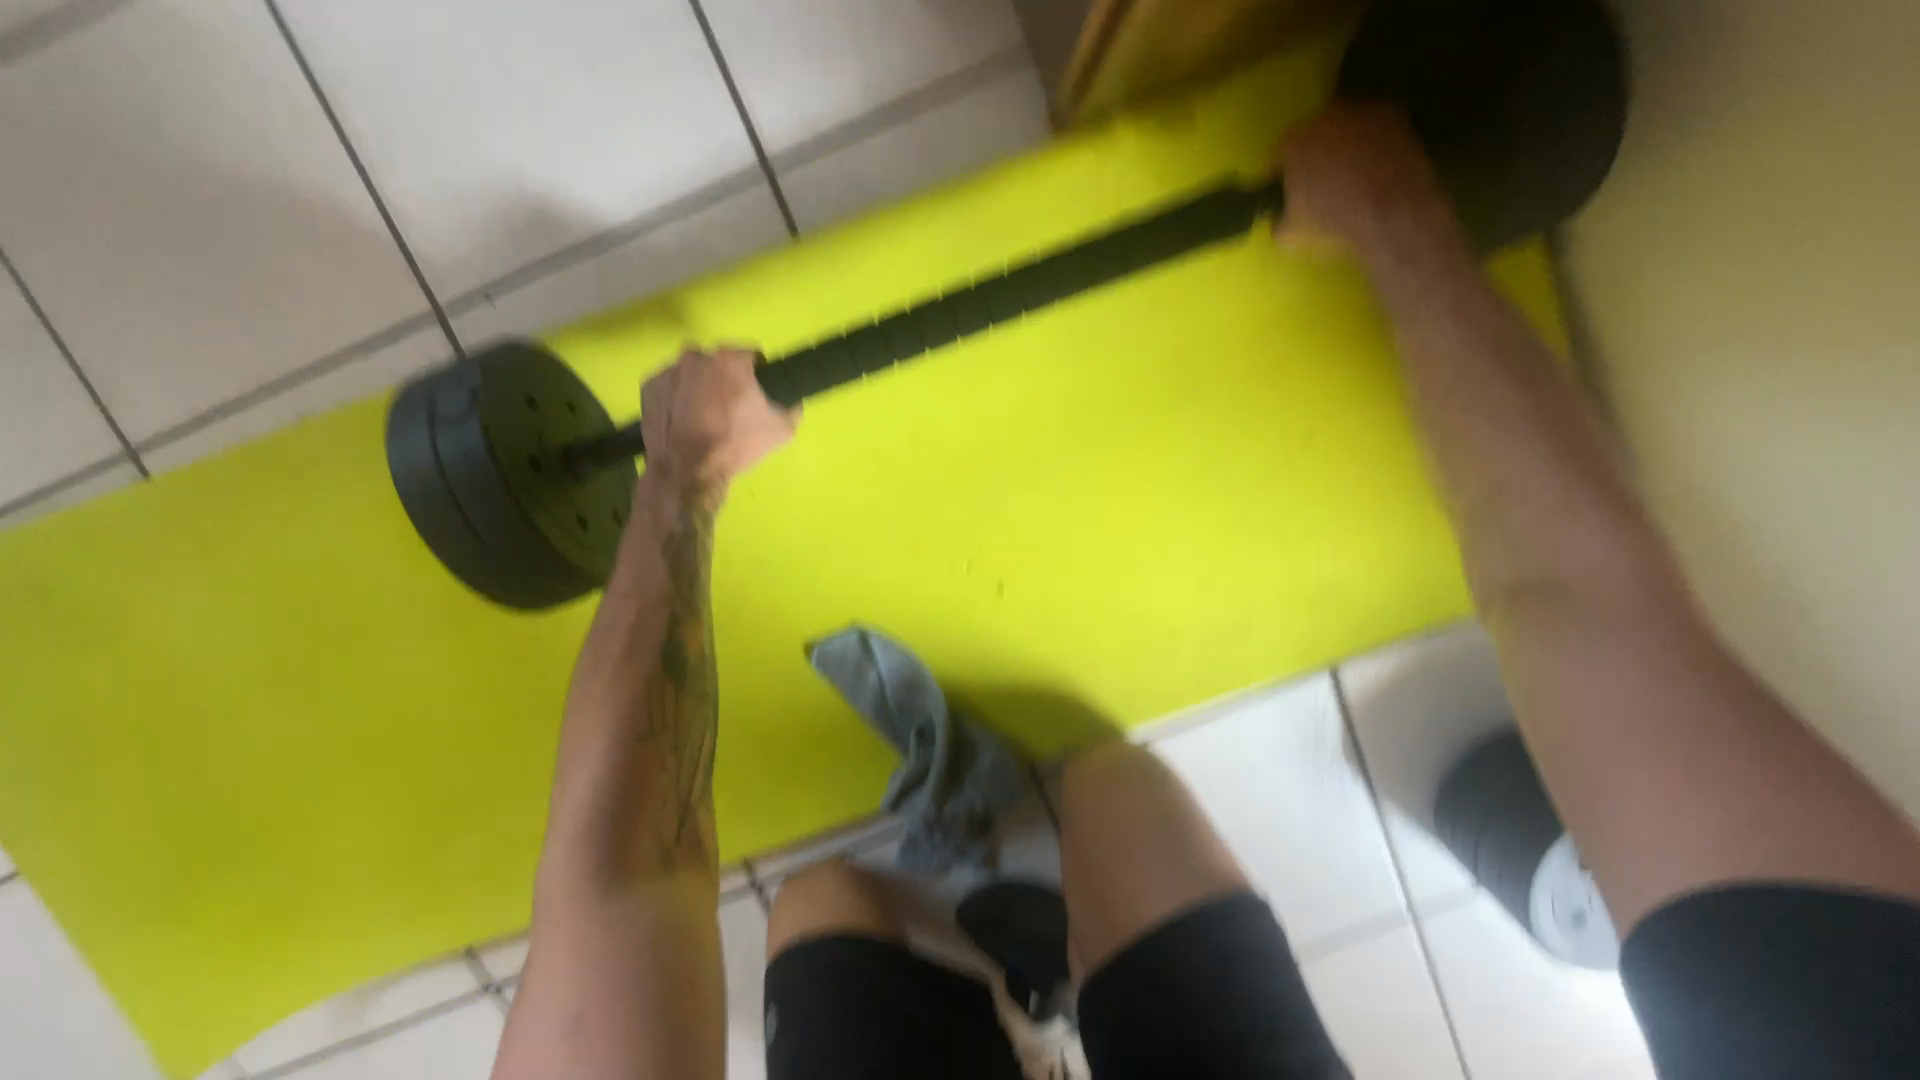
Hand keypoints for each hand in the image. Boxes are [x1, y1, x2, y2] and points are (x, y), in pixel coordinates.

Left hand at [638, 346, 795, 500]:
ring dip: (700, 385)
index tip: (756, 393)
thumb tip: (793, 400)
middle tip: (729, 407)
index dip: (758, 374)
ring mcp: (669, 370)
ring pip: (692, 371)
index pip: (751, 355)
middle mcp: (696, 356)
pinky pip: (671, 385)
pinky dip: (677, 397)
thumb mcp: (781, 431)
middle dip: (726, 378)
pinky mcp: (649, 387)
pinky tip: (683, 420)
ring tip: (703, 415)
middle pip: (719, 361)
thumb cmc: (736, 446)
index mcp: (730, 360)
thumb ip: (793, 407)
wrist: (687, 472)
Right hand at [1274, 104, 1465, 267]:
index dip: (1282, 175)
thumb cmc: (1334, 223)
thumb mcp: (1291, 236)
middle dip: (1313, 155)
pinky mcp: (1391, 115)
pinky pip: (1373, 128)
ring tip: (1351, 175)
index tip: (1287, 192)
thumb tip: (1279, 218)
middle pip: (1311, 135)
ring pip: (1343, 129)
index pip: (1278, 156)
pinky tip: (1375, 167)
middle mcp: (1321, 119)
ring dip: (1343, 146)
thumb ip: (1278, 221)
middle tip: (1321, 182)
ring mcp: (1358, 113)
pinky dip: (1372, 143)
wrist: (1392, 213)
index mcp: (1291, 145)